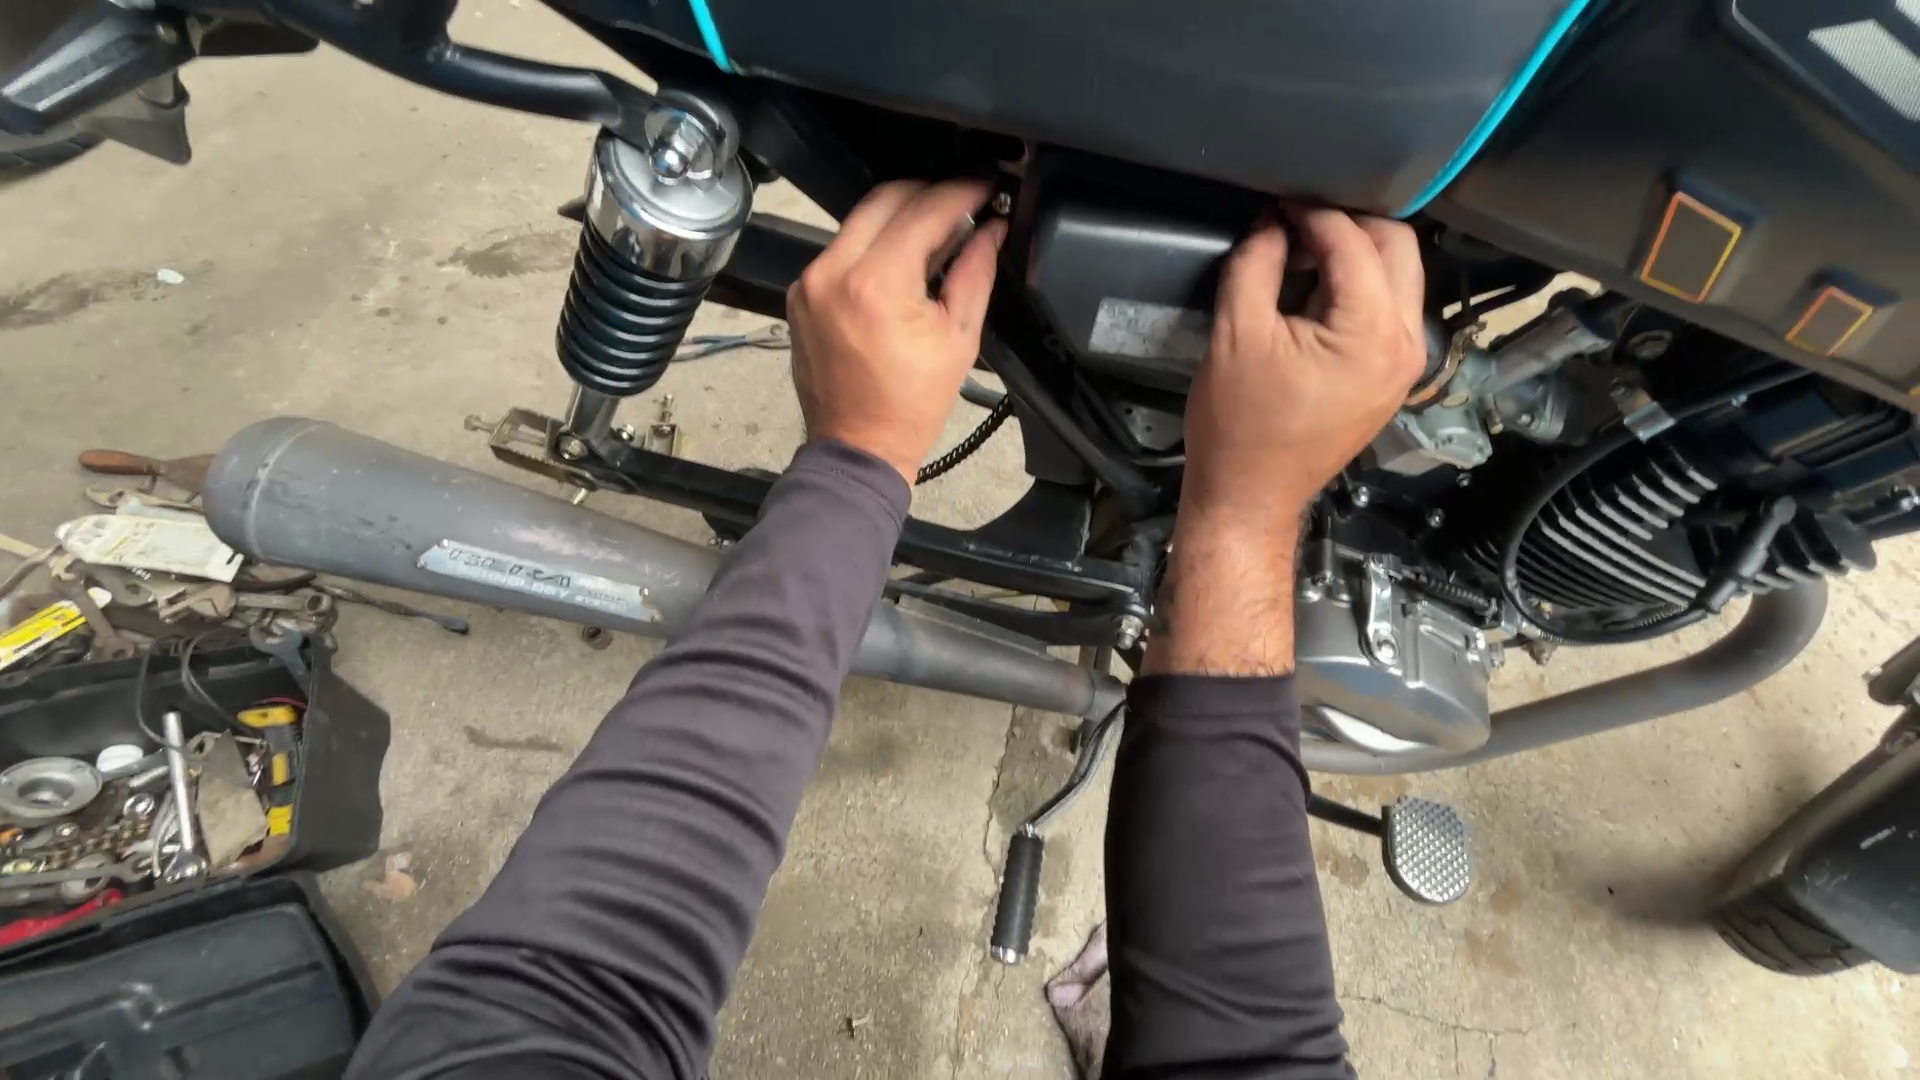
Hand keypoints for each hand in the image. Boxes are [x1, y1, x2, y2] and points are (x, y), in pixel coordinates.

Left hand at [787, 178, 1008, 484]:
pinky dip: (873, 245)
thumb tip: (991, 230)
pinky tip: (901, 262)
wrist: (859, 448)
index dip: (962, 192)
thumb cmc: (908, 408)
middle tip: (965, 202)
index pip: (923, 210)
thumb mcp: (957, 339)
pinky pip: (840, 250)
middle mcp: (832, 273)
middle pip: (885, 199)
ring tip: (938, 235)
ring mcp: (810, 284)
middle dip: (931, 192)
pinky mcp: (801, 296)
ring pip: (860, 220)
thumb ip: (975, 273)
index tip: (986, 187)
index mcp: (875, 285)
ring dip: (901, 217)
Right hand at [1144, 205, 1424, 676]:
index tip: (1277, 206)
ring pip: (1397, 279)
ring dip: (1354, 257)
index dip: (1312, 214)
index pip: (1353, 242)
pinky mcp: (1388, 382)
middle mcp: (1404, 345)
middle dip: (1346, 226)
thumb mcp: (1235, 337)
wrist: (1247, 497)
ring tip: (1300, 257)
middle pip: (1395, 249)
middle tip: (1293, 225)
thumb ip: (1254, 267)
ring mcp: (1402, 366)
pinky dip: (1356, 291)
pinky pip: (1386, 314)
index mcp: (1371, 332)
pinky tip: (1314, 295)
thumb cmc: (1237, 428)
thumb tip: (1270, 225)